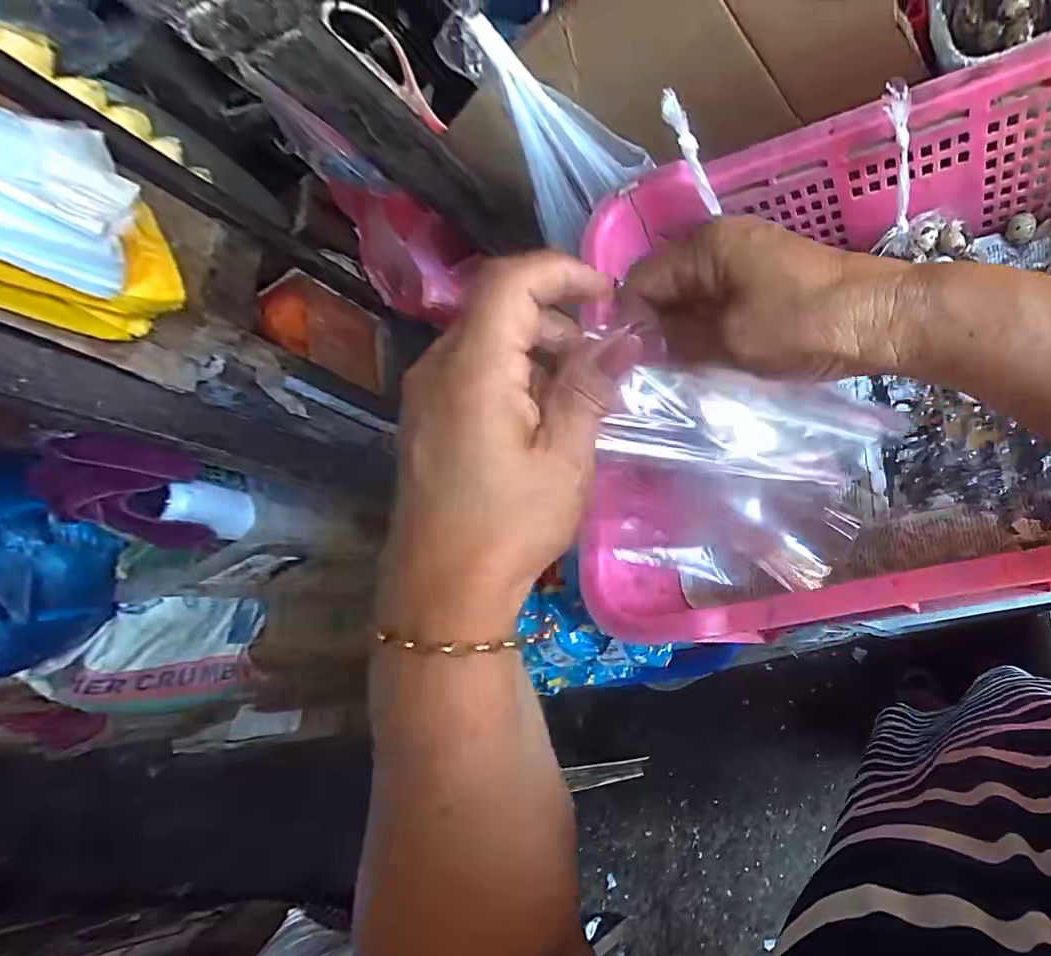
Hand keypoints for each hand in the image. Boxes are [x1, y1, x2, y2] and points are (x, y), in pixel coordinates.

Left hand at [380, 253, 613, 640]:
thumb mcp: (565, 459)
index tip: (608, 295)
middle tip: (604, 353)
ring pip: (485, 339)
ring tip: (582, 391)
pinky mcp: (428, 418)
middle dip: (556, 315)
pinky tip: (545, 416)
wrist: (445, 588)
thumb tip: (624, 339)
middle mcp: (439, 367)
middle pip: (496, 306)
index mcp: (474, 370)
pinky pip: (474, 371)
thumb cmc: (512, 525)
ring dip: (538, 347)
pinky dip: (516, 373)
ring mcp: (427, 393)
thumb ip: (589, 390)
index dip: (562, 271)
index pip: (510, 281)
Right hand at [623, 217, 916, 379]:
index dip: (629, 321)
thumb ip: (681, 342)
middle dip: (658, 330)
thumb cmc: (805, 324)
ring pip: (699, 300)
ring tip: (684, 375)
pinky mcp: (773, 283)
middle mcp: (723, 244)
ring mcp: (751, 261)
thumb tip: (640, 344)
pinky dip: (717, 332)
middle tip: (655, 377)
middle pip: (669, 287)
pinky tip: (717, 362)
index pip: (642, 278)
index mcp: (705, 246)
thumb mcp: (734, 340)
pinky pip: (728, 306)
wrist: (881, 317)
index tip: (628, 364)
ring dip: (688, 335)